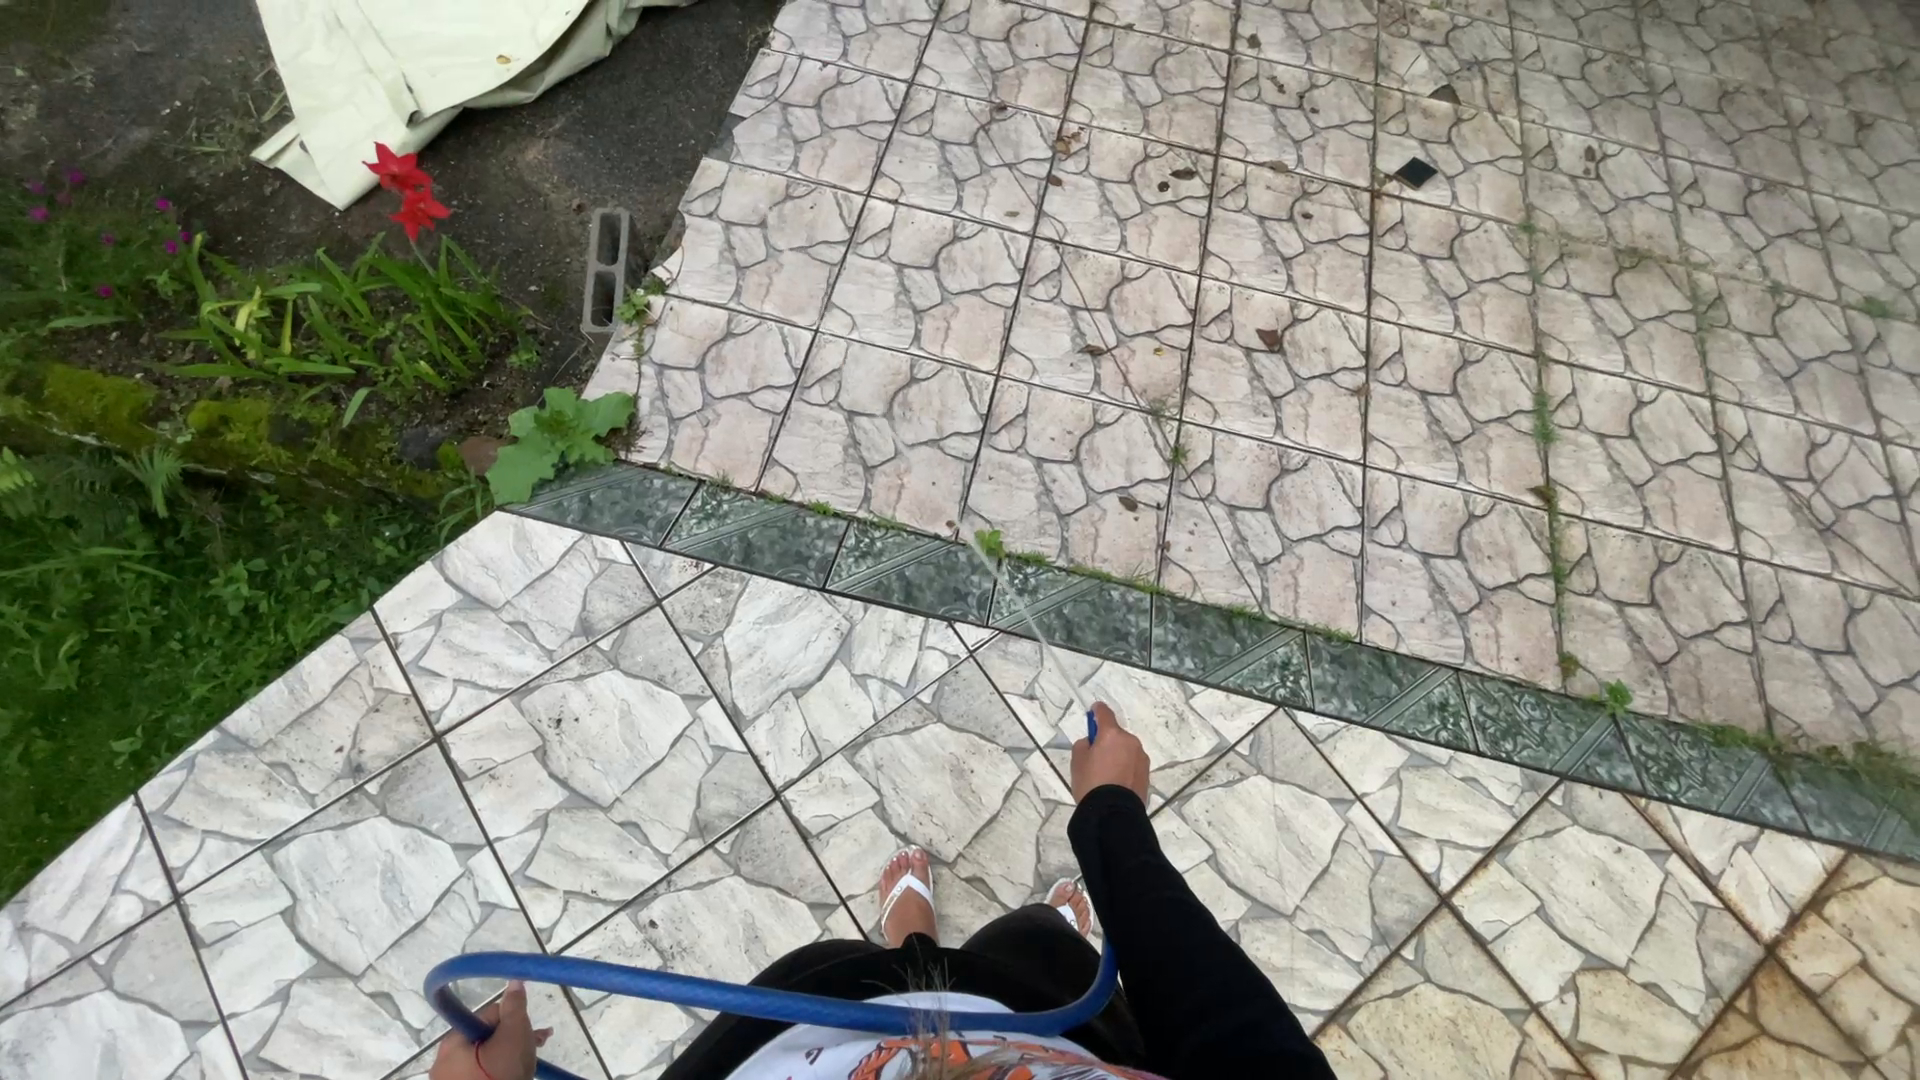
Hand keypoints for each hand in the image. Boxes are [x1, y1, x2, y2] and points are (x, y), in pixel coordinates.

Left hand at [429, 980, 552, 1079]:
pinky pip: (480, 1073)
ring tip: (532, 1058)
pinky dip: (499, 1069)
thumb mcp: (514, 1034)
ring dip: (511, 1052)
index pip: (489, 1014)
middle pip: (487, 1035)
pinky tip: (516, 1071)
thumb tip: (513, 981)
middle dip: (515, 1035)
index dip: (513, 1018)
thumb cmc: (501, 1073)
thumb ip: (514, 1006)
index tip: (530, 1027)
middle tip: (538, 1041)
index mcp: (452, 1042)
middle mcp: (443, 1061)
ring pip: (486, 1056)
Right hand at [1070, 702, 1149, 805]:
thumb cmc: (1091, 783)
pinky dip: (1125, 767)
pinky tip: (1117, 782)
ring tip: (1107, 775)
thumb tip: (1092, 744)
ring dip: (1118, 754)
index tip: (1093, 711)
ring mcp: (1141, 757)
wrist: (1112, 813)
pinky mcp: (1146, 773)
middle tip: (1095, 757)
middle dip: (1107, 740)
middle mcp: (1130, 741)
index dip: (1097, 711)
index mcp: (1112, 734)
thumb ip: (1084, 745)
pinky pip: (1132, 763)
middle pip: (1116, 734)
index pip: (1104, 713)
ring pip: (1126, 749)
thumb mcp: (1077, 761)